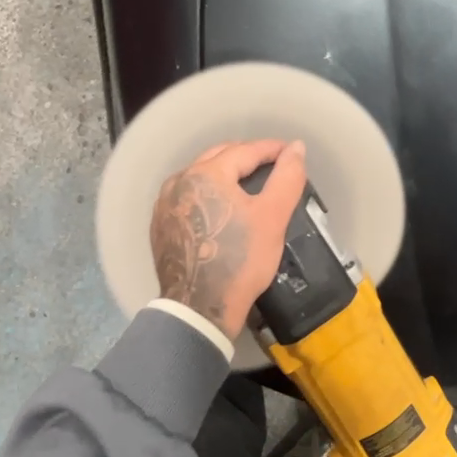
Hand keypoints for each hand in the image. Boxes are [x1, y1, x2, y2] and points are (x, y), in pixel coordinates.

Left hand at [149, 138, 307, 339]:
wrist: (199, 308)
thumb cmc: (240, 259)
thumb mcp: (272, 217)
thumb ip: (287, 177)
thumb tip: (296, 147)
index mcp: (206, 174)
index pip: (245, 151)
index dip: (271, 149)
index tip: (290, 152)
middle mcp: (180, 181)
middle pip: (220, 157)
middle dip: (247, 157)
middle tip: (271, 165)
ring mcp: (165, 204)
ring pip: (201, 176)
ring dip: (225, 174)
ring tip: (247, 184)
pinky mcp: (160, 226)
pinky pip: (188, 197)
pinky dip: (207, 194)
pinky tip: (220, 207)